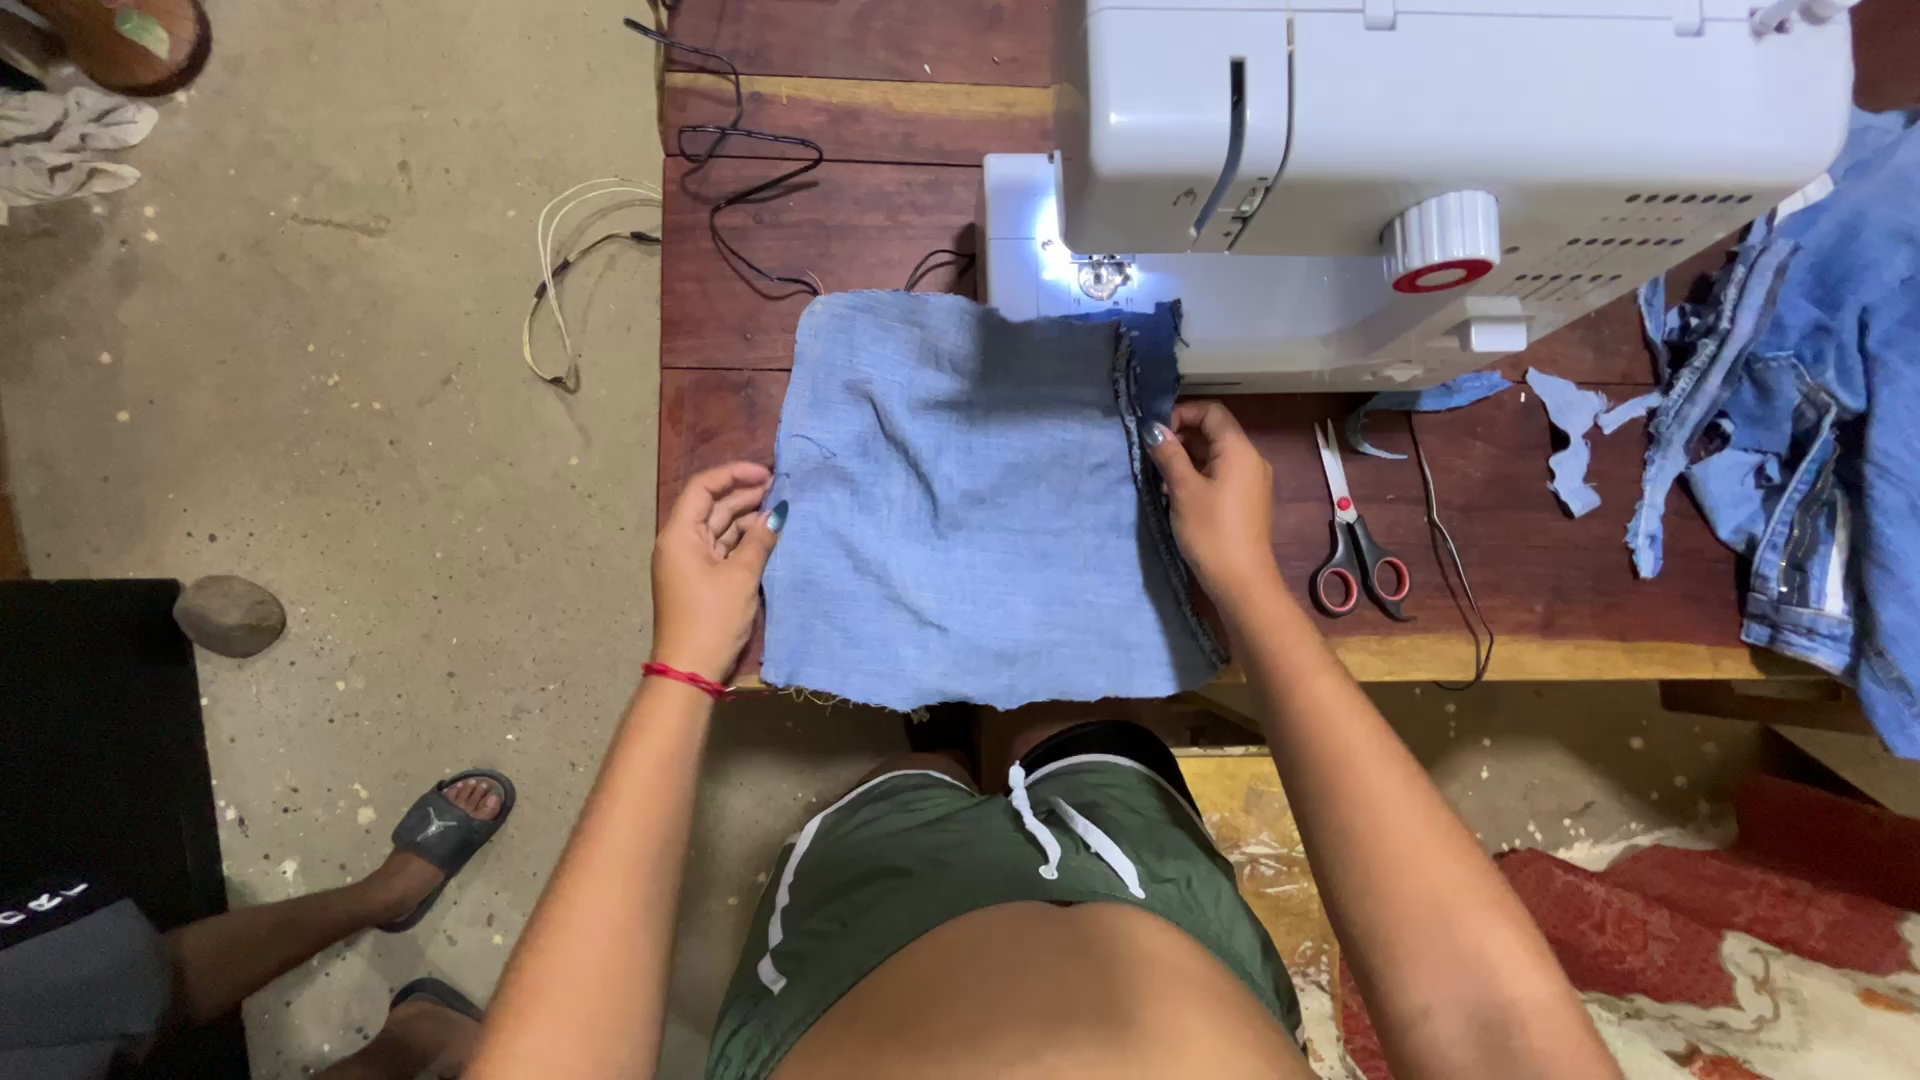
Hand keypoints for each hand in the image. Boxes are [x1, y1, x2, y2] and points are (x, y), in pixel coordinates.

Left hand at [650, 462, 785, 681]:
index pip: (704, 488)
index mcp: (679, 534)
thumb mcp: (741, 576)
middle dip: (744, 494)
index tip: (767, 474)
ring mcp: (691, 562)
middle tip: (780, 488)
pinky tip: (768, 534)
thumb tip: (777, 513)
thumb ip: (760, 540)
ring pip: (720, 527)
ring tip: (780, 508)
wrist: (690, 670)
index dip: (734, 474)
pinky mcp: (702, 579)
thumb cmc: (712, 619)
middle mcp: (681, 542)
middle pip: (712, 505)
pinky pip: (723, 548)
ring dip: (747, 516)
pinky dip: (744, 539)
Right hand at [1145, 401, 1279, 605]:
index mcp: (1239, 449)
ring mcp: (1251, 480)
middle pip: (1214, 432)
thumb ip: (1168, 454)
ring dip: (1186, 459)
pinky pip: (1221, 474)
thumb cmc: (1210, 531)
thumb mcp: (1182, 490)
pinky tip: (1177, 496)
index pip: (1212, 411)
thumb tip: (1153, 428)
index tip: (1157, 435)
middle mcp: (1251, 458)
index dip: (1182, 414)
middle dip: (1181, 438)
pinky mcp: (1247, 499)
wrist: (1241, 580)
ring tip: (1161, 480)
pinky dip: (1198, 475)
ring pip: (1215, 455)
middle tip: (1153, 458)